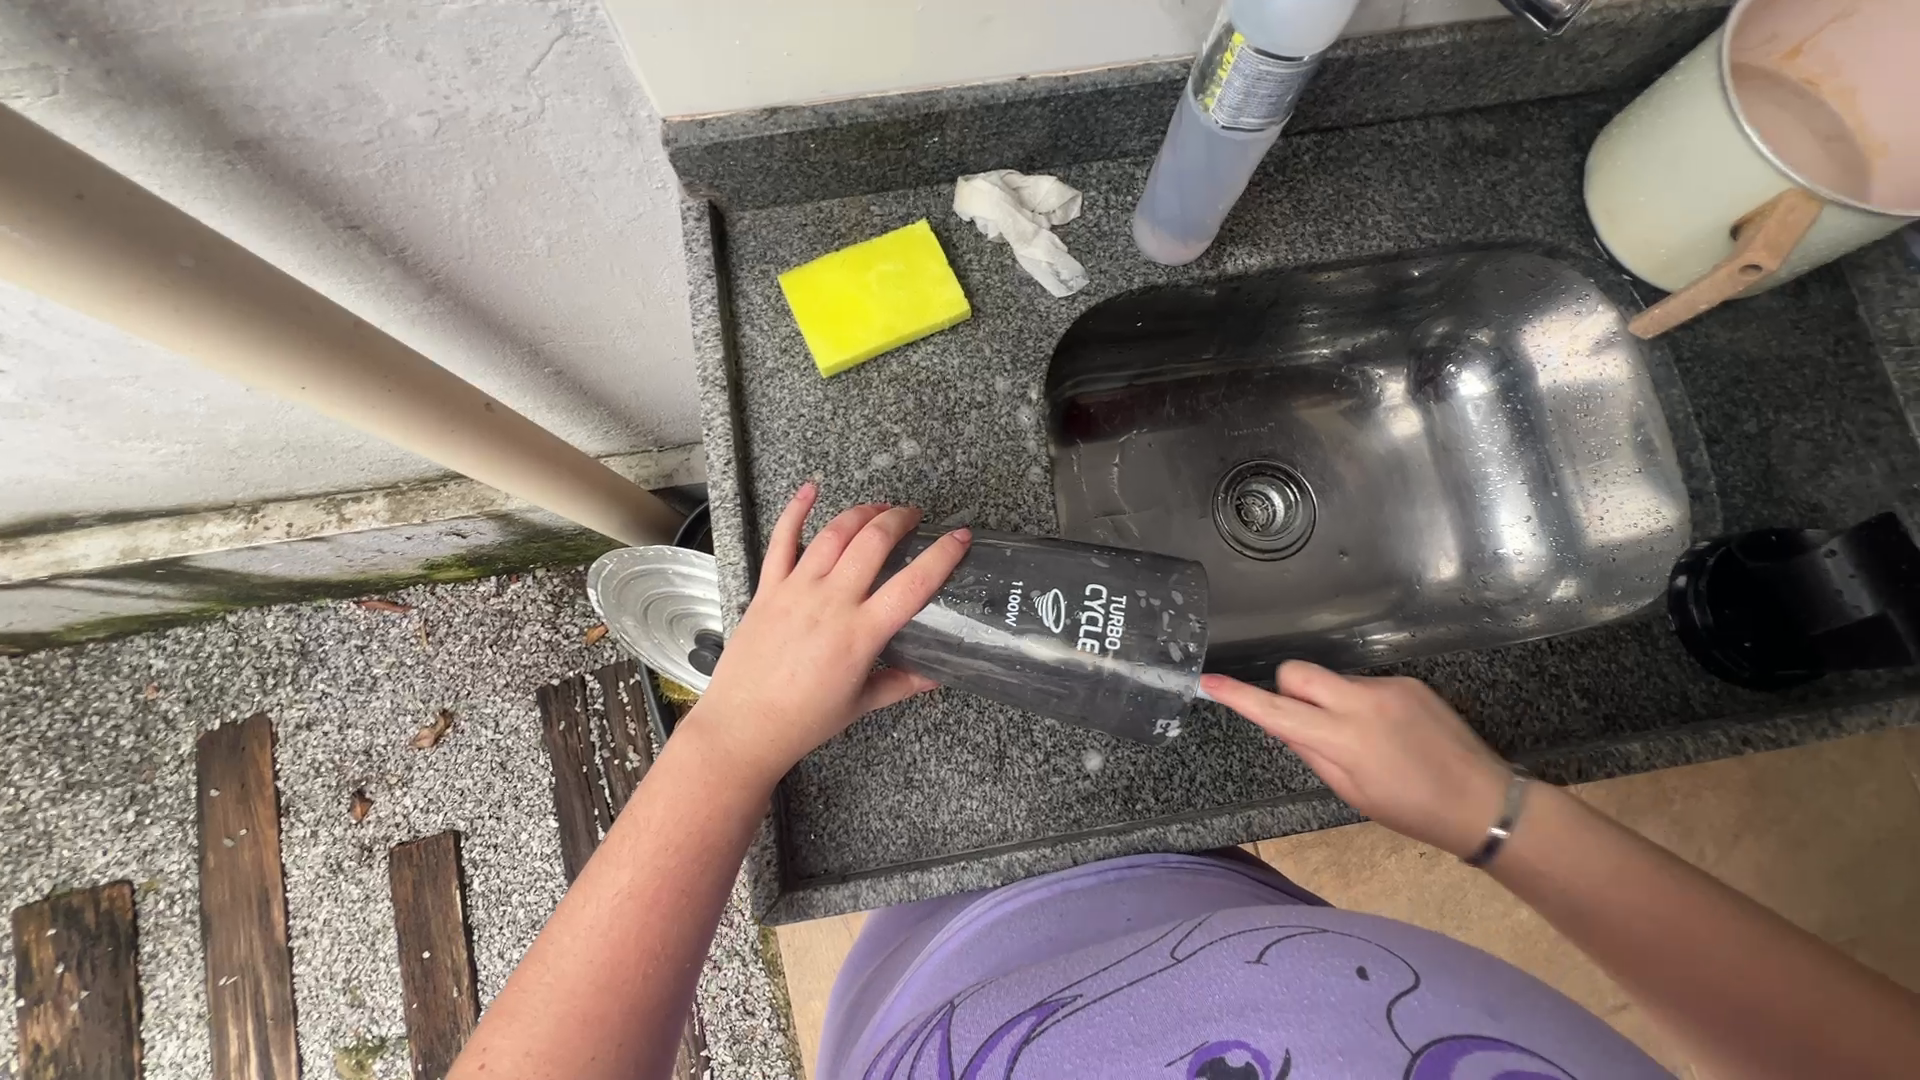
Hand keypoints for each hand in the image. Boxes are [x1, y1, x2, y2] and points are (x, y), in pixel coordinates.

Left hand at [681, 483, 970, 788]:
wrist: (742, 728)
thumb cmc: (803, 721)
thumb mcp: (861, 704)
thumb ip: (902, 683)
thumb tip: (937, 675)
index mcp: (860, 634)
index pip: (914, 584)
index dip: (943, 555)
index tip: (960, 537)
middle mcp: (831, 603)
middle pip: (873, 542)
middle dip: (900, 520)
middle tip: (914, 517)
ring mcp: (796, 590)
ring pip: (834, 534)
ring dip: (862, 513)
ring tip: (880, 509)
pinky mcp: (768, 588)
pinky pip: (782, 540)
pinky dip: (796, 510)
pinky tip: (811, 488)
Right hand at [1201, 662, 1512, 857]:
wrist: (1485, 802)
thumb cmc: (1410, 809)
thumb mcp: (1350, 792)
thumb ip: (1310, 751)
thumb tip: (1282, 722)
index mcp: (1343, 738)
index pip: (1276, 711)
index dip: (1238, 696)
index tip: (1209, 681)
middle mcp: (1361, 703)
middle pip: (1295, 671)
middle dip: (1287, 689)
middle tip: (1305, 720)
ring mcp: (1387, 687)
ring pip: (1330, 679)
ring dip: (1329, 700)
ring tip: (1363, 736)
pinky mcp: (1407, 681)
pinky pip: (1362, 683)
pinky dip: (1360, 703)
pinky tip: (1389, 731)